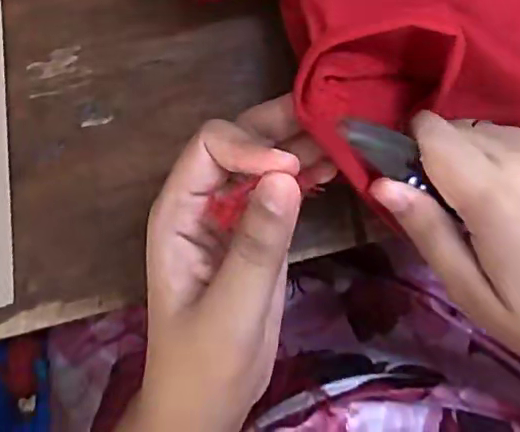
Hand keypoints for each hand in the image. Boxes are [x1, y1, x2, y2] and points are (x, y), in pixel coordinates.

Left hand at [125, 97, 335, 431]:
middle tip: (327, 116)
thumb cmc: (205, 364)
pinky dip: (306, 171)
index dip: (249, 145)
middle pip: (239, 140)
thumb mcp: (232, 310)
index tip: (290, 166)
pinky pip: (279, 185)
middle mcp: (202, 199)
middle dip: (280, 125)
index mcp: (179, 210)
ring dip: (299, 143)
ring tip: (341, 133)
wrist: (206, 407)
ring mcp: (230, 210)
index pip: (209, 147)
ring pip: (263, 157)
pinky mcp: (255, 225)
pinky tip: (334, 164)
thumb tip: (285, 175)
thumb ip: (257, 243)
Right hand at [368, 114, 519, 397]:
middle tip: (452, 209)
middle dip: (438, 157)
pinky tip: (514, 197)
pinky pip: (506, 134)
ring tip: (486, 206)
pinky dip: (495, 155)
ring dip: (467, 155)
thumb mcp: (469, 290)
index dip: (411, 149)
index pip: (429, 129)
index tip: (414, 186)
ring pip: (477, 128)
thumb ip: (424, 228)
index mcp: (493, 191)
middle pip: (451, 127)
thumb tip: (380, 181)